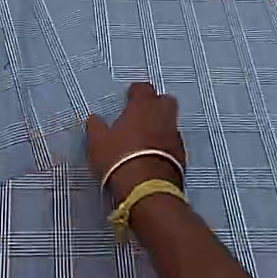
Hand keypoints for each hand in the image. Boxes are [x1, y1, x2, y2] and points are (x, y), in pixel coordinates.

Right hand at [85, 81, 186, 203]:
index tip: (129, 97)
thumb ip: (97, 126)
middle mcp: (162, 116)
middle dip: (156, 104)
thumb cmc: (120, 159)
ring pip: (171, 122)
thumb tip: (94, 119)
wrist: (146, 189)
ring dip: (162, 126)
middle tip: (142, 114)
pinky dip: (166, 145)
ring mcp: (175, 135)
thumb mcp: (98, 142)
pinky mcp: (182, 156)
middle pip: (165, 100)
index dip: (136, 91)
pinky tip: (155, 155)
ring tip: (147, 138)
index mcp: (143, 106)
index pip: (143, 88)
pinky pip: (174, 143)